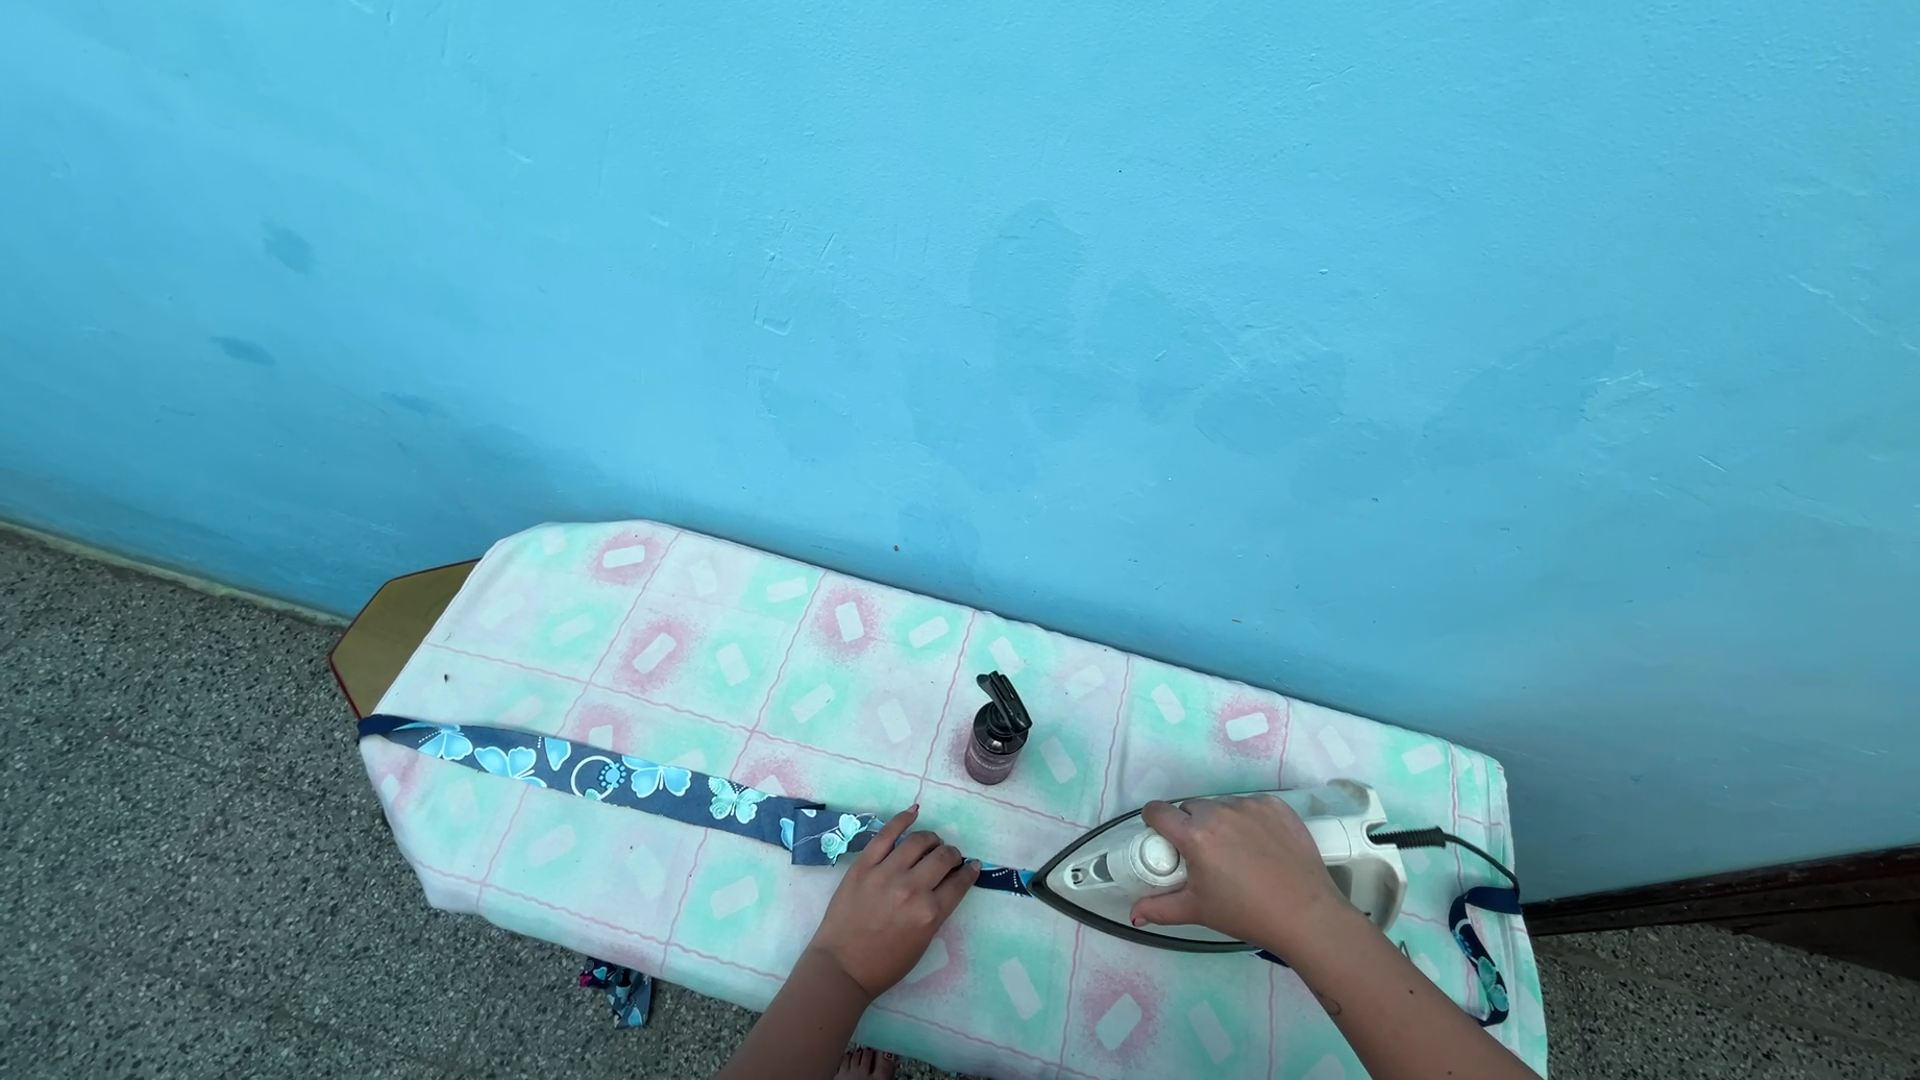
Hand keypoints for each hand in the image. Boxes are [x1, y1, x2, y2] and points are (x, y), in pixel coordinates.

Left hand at [805, 805, 980, 999]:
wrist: (842, 967)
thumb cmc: (885, 963)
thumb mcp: (923, 942)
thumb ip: (937, 910)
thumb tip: (950, 883)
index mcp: (930, 914)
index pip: (959, 882)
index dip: (969, 871)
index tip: (971, 866)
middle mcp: (912, 889)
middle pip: (942, 857)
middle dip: (952, 854)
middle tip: (949, 857)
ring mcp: (886, 873)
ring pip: (918, 841)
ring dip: (932, 839)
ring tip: (932, 843)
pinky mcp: (864, 865)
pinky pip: (886, 834)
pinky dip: (902, 819)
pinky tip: (914, 812)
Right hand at [1127, 795, 1351, 955]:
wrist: (1307, 915)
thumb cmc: (1246, 913)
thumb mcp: (1198, 911)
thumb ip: (1160, 908)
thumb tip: (1133, 913)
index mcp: (1194, 835)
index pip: (1158, 811)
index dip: (1155, 822)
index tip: (1163, 836)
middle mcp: (1218, 812)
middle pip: (1190, 808)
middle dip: (1190, 825)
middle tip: (1205, 854)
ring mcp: (1249, 805)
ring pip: (1221, 805)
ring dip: (1220, 821)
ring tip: (1237, 851)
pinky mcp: (1275, 805)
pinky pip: (1251, 804)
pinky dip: (1250, 818)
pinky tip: (1261, 843)